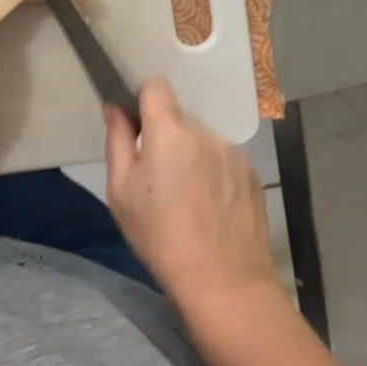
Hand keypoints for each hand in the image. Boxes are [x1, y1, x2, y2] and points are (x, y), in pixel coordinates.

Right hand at [104, 80, 282, 309]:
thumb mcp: (121, 190)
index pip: (156, 86)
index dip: (142, 99)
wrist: (223, 279)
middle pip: (178, 118)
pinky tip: (206, 208)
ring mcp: (234, 154)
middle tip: (153, 177)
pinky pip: (222, 161)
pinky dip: (210, 174)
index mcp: (170, 132)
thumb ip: (117, 142)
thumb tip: (115, 109)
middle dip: (163, 136)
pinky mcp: (252, 176)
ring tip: (183, 198)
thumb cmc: (159, 234)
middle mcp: (206, 133)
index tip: (133, 125)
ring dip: (189, 156)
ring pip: (201, 141)